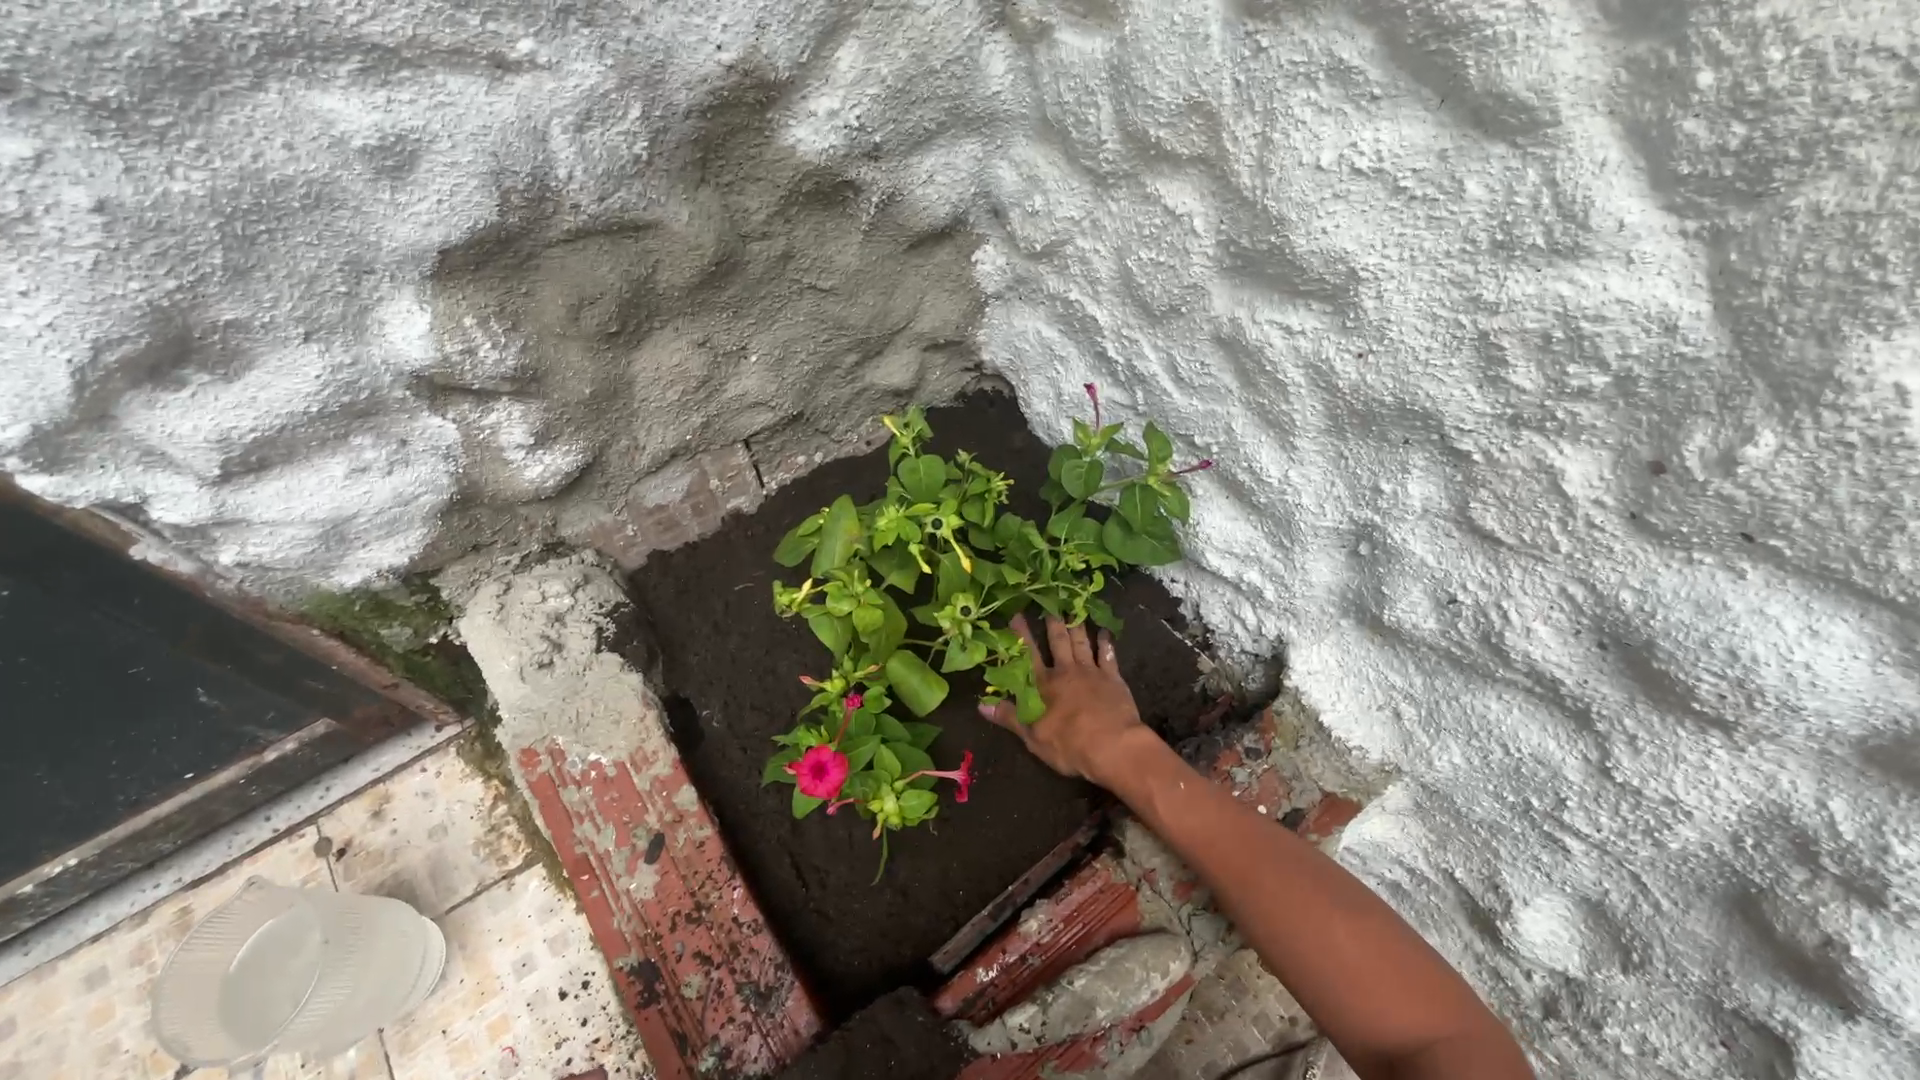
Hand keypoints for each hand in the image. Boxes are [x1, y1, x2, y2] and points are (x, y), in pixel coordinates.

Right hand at [978, 614, 1156, 787]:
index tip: (1016, 615)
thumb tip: (981, 704)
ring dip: (1077, 627)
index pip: (1028, 655)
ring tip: (1074, 610)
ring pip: (1082, 643)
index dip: (1022, 636)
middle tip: (1049, 605)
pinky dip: (1105, 643)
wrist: (1113, 746)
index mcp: (1044, 686)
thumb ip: (1009, 716)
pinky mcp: (1113, 679)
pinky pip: (1108, 655)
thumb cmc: (1069, 745)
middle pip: (1058, 642)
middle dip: (1052, 624)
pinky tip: (1105, 631)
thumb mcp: (1033, 736)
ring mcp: (1091, 673)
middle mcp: (1066, 672)